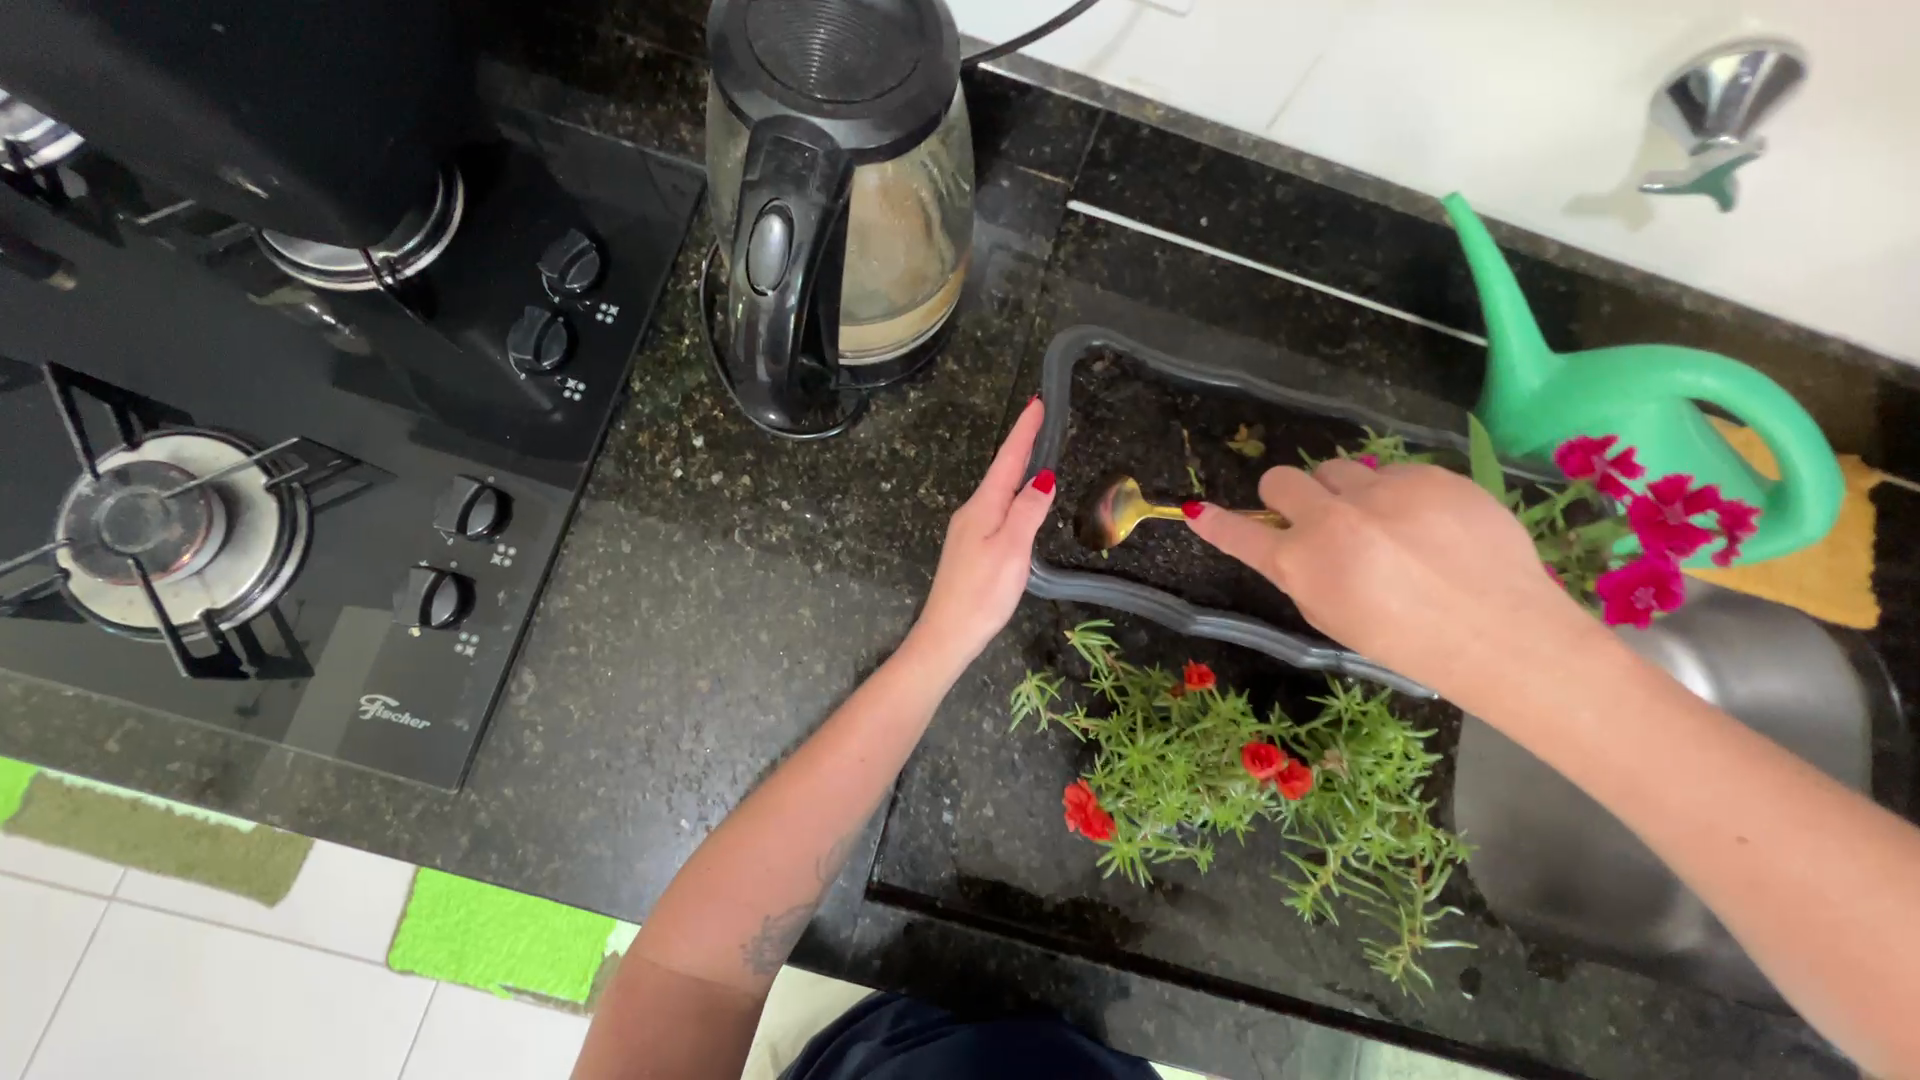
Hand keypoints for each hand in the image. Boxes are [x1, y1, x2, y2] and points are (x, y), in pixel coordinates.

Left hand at [905, 397, 1055, 672]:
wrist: (948, 634)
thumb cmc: (982, 593)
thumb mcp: (1012, 549)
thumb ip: (1028, 511)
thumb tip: (1043, 478)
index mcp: (982, 507)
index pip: (1007, 460)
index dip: (1023, 431)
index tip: (1037, 402)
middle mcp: (972, 512)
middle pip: (1001, 471)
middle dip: (1021, 444)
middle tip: (1040, 419)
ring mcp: (969, 531)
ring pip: (997, 491)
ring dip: (1016, 468)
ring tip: (1034, 451)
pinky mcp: (970, 549)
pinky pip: (996, 510)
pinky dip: (1012, 495)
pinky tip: (1020, 501)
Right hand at [1185, 459, 1594, 694]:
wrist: (1502, 634)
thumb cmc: (1408, 642)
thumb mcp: (1333, 619)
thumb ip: (1302, 575)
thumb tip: (1293, 541)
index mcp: (1302, 566)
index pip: (1240, 535)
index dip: (1215, 524)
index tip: (1196, 511)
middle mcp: (1331, 521)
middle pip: (1282, 480)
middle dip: (1289, 497)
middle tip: (1316, 518)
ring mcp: (1380, 492)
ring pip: (1336, 470)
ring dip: (1344, 492)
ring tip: (1382, 524)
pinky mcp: (1427, 475)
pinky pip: (1391, 472)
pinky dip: (1397, 494)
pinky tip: (1427, 526)